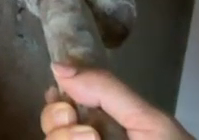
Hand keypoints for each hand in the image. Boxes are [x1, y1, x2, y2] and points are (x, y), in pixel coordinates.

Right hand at [42, 64, 190, 139]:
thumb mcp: (150, 122)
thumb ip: (106, 89)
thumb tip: (56, 66)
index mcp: (106, 126)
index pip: (63, 102)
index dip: (56, 97)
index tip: (61, 95)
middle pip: (49, 124)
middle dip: (53, 117)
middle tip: (72, 118)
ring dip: (61, 136)